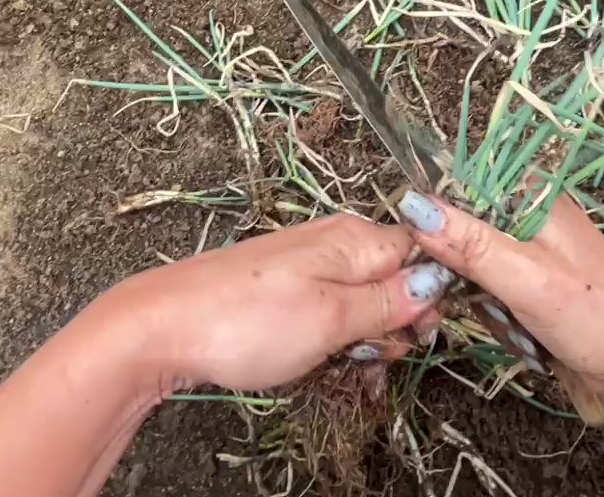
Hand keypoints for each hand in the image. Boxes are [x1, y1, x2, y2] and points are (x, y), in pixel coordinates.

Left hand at [94, 213, 452, 392]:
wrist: (166, 325)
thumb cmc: (250, 321)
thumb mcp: (331, 319)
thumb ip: (389, 301)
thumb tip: (437, 282)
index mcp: (355, 238)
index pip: (420, 254)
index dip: (427, 296)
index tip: (415, 335)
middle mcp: (337, 240)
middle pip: (394, 278)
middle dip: (395, 323)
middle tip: (370, 358)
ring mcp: (311, 260)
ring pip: (365, 297)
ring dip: (367, 336)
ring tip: (345, 366)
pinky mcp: (290, 282)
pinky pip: (334, 304)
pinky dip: (338, 334)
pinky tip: (325, 359)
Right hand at [396, 189, 603, 389]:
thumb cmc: (594, 316)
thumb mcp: (523, 279)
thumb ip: (469, 243)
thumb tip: (412, 206)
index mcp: (530, 191)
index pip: (457, 189)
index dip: (435, 225)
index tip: (430, 266)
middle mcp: (532, 203)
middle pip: (464, 223)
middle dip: (462, 268)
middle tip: (483, 304)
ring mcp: (537, 234)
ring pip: (478, 253)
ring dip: (481, 290)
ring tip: (507, 320)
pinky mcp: (541, 263)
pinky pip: (497, 272)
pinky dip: (497, 299)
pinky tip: (516, 324)